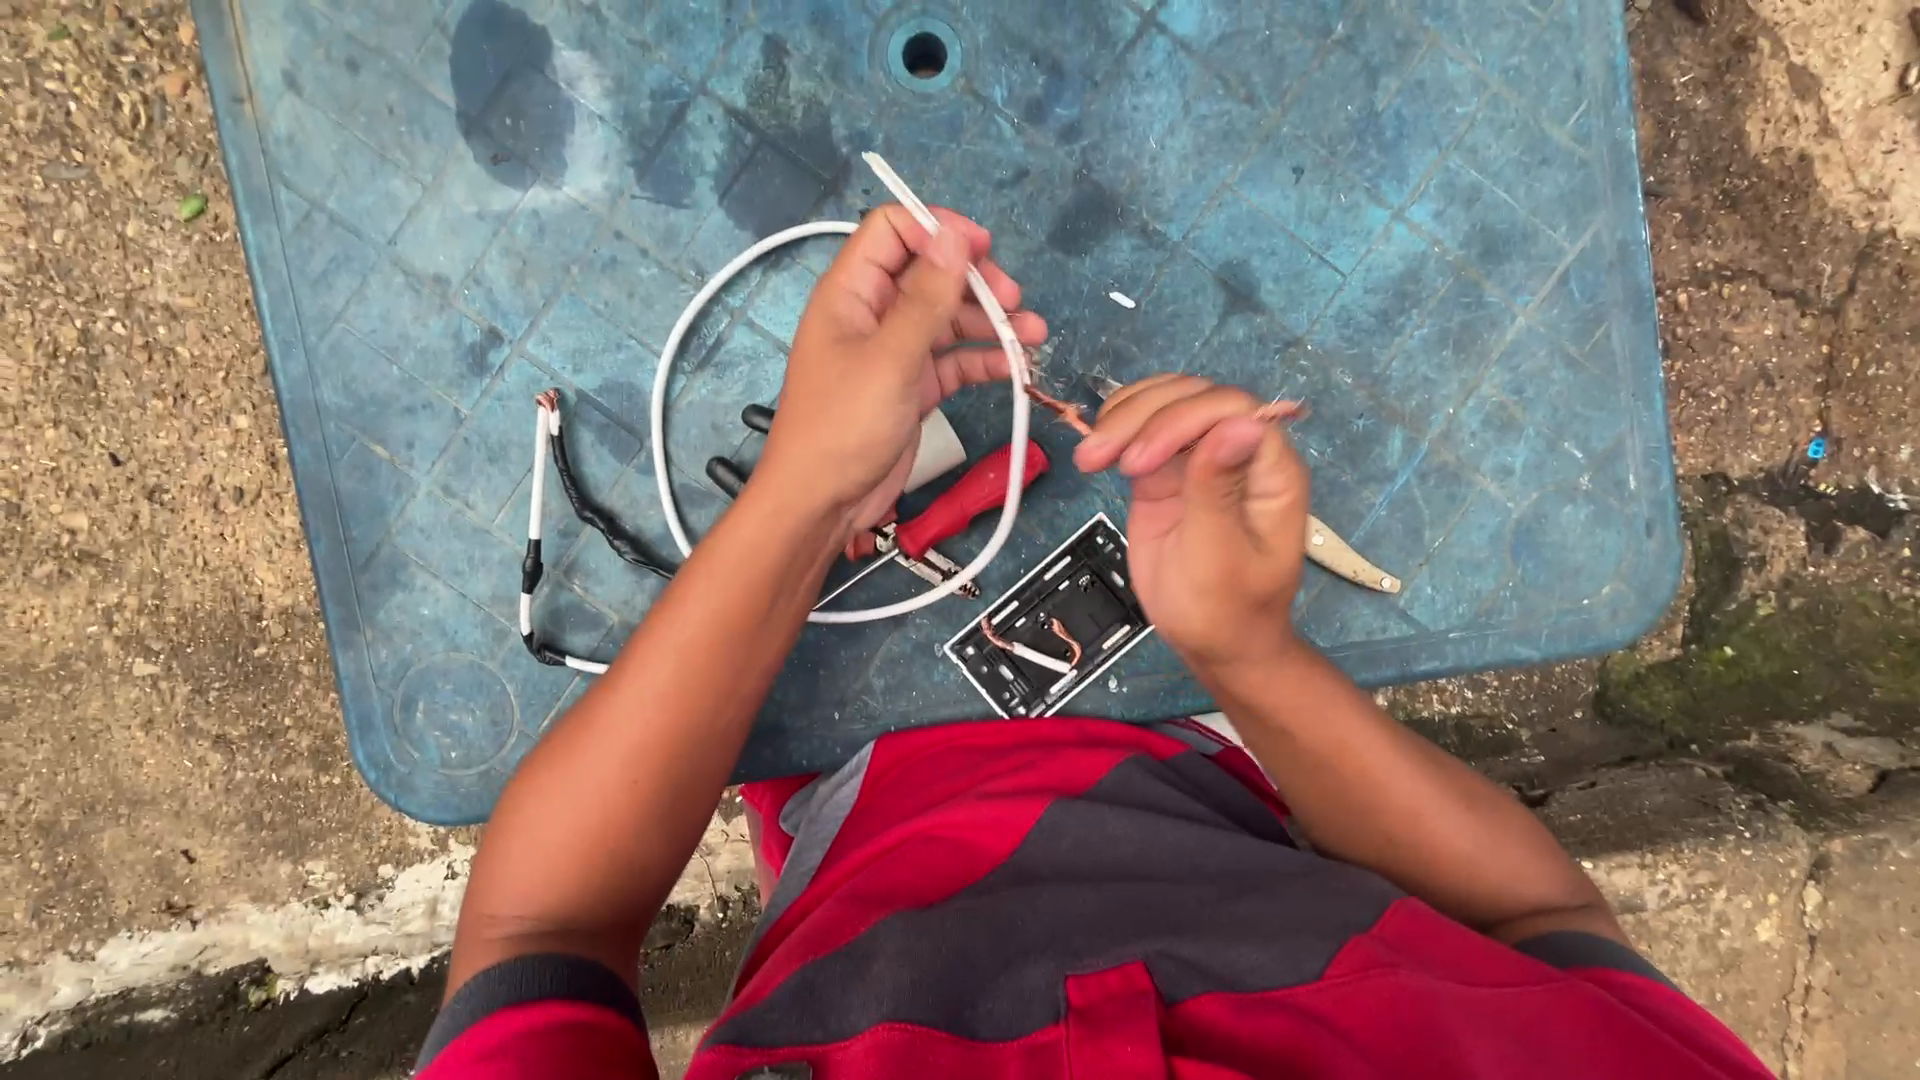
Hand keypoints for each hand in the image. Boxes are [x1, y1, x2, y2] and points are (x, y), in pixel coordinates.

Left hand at [754, 206, 1047, 540]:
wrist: (823, 502)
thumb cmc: (844, 425)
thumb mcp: (889, 358)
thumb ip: (926, 298)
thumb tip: (954, 236)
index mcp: (852, 292)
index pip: (893, 232)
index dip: (937, 231)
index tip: (982, 248)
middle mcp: (873, 315)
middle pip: (929, 274)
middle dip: (974, 282)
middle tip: (1014, 300)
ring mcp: (894, 353)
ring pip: (948, 320)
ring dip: (990, 323)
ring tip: (1033, 335)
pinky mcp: (912, 388)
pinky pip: (952, 362)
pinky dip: (982, 362)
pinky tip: (1015, 366)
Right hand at [1073, 376, 1310, 673]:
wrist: (1210, 642)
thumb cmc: (1225, 610)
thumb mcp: (1219, 557)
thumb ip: (1218, 490)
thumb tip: (1237, 423)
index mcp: (1271, 470)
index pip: (1231, 410)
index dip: (1180, 421)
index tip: (1135, 466)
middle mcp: (1238, 452)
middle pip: (1191, 397)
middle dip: (1141, 417)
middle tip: (1096, 459)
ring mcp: (1200, 457)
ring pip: (1163, 403)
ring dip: (1121, 418)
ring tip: (1088, 457)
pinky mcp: (1166, 471)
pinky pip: (1142, 430)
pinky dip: (1114, 430)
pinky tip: (1095, 452)